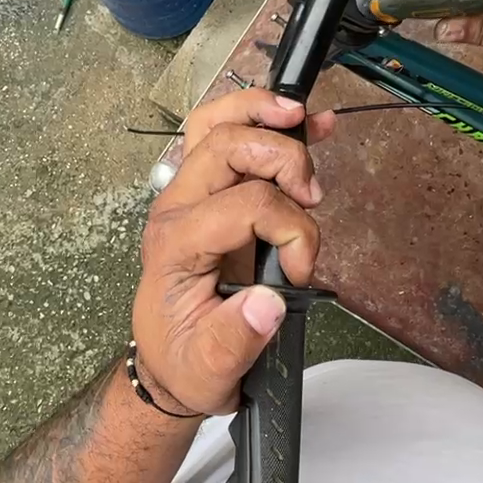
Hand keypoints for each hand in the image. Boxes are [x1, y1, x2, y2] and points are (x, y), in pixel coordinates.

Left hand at [132, 89, 336, 415]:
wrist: (171, 361)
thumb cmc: (187, 360)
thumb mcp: (209, 368)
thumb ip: (235, 339)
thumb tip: (268, 304)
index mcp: (176, 245)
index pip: (246, 204)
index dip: (291, 231)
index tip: (300, 270)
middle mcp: (178, 206)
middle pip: (228, 144)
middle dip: (283, 160)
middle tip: (311, 198)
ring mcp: (190, 192)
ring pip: (218, 122)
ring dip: (265, 114)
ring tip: (306, 122)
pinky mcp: (208, 190)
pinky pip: (228, 134)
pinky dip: (266, 119)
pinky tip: (305, 120)